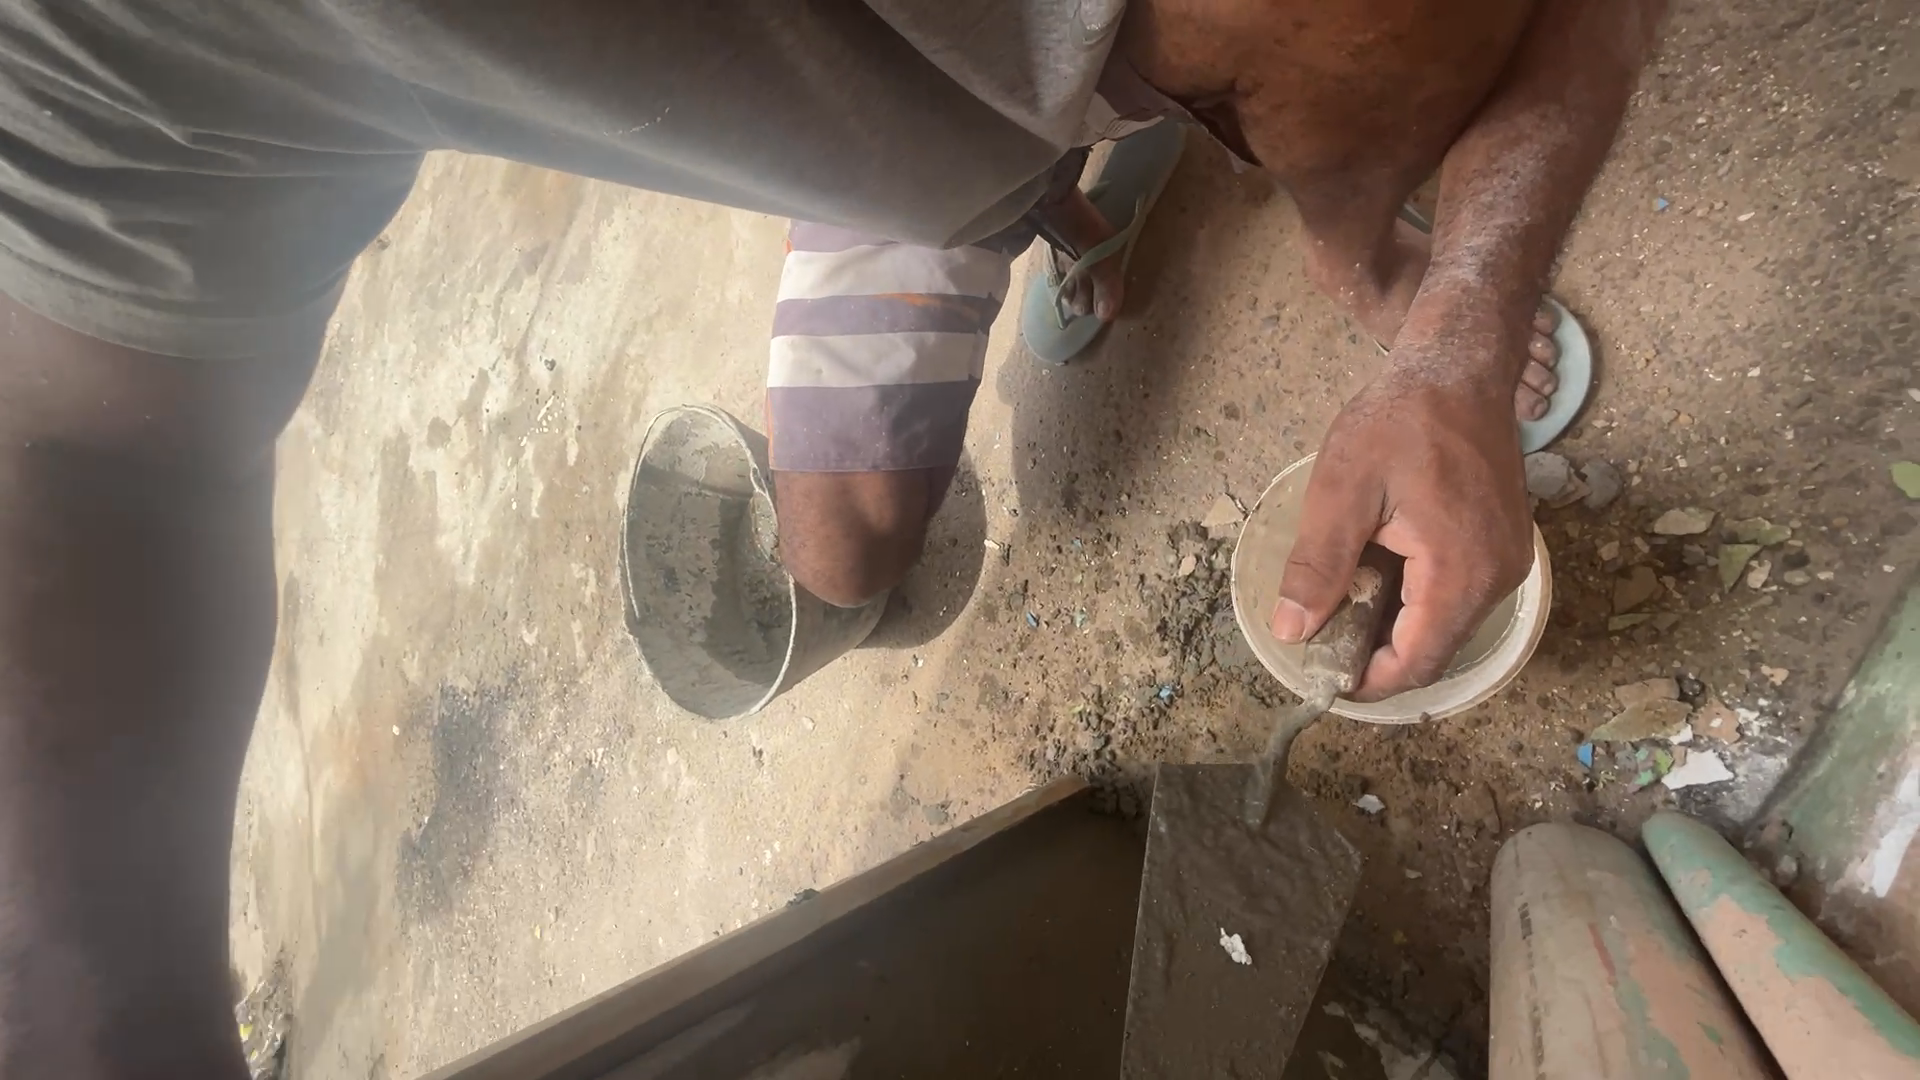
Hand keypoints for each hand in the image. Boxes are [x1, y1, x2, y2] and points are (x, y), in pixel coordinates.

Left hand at [1270, 294, 1536, 700]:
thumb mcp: (1341, 492)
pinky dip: (1409, 605)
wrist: (1456, 371)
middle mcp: (1497, 577)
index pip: (1418, 661)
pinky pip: (1451, 596)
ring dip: (1390, 633)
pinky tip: (1368, 586)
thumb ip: (1319, 566)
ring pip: (1442, 625)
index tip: (1322, 685)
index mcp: (1461, 572)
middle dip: (1375, 661)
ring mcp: (1504, 561)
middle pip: (1433, 651)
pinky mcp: (1497, 544)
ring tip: (1334, 618)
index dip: (1368, 683)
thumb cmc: (1396, 424)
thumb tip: (1293, 632)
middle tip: (1317, 650)